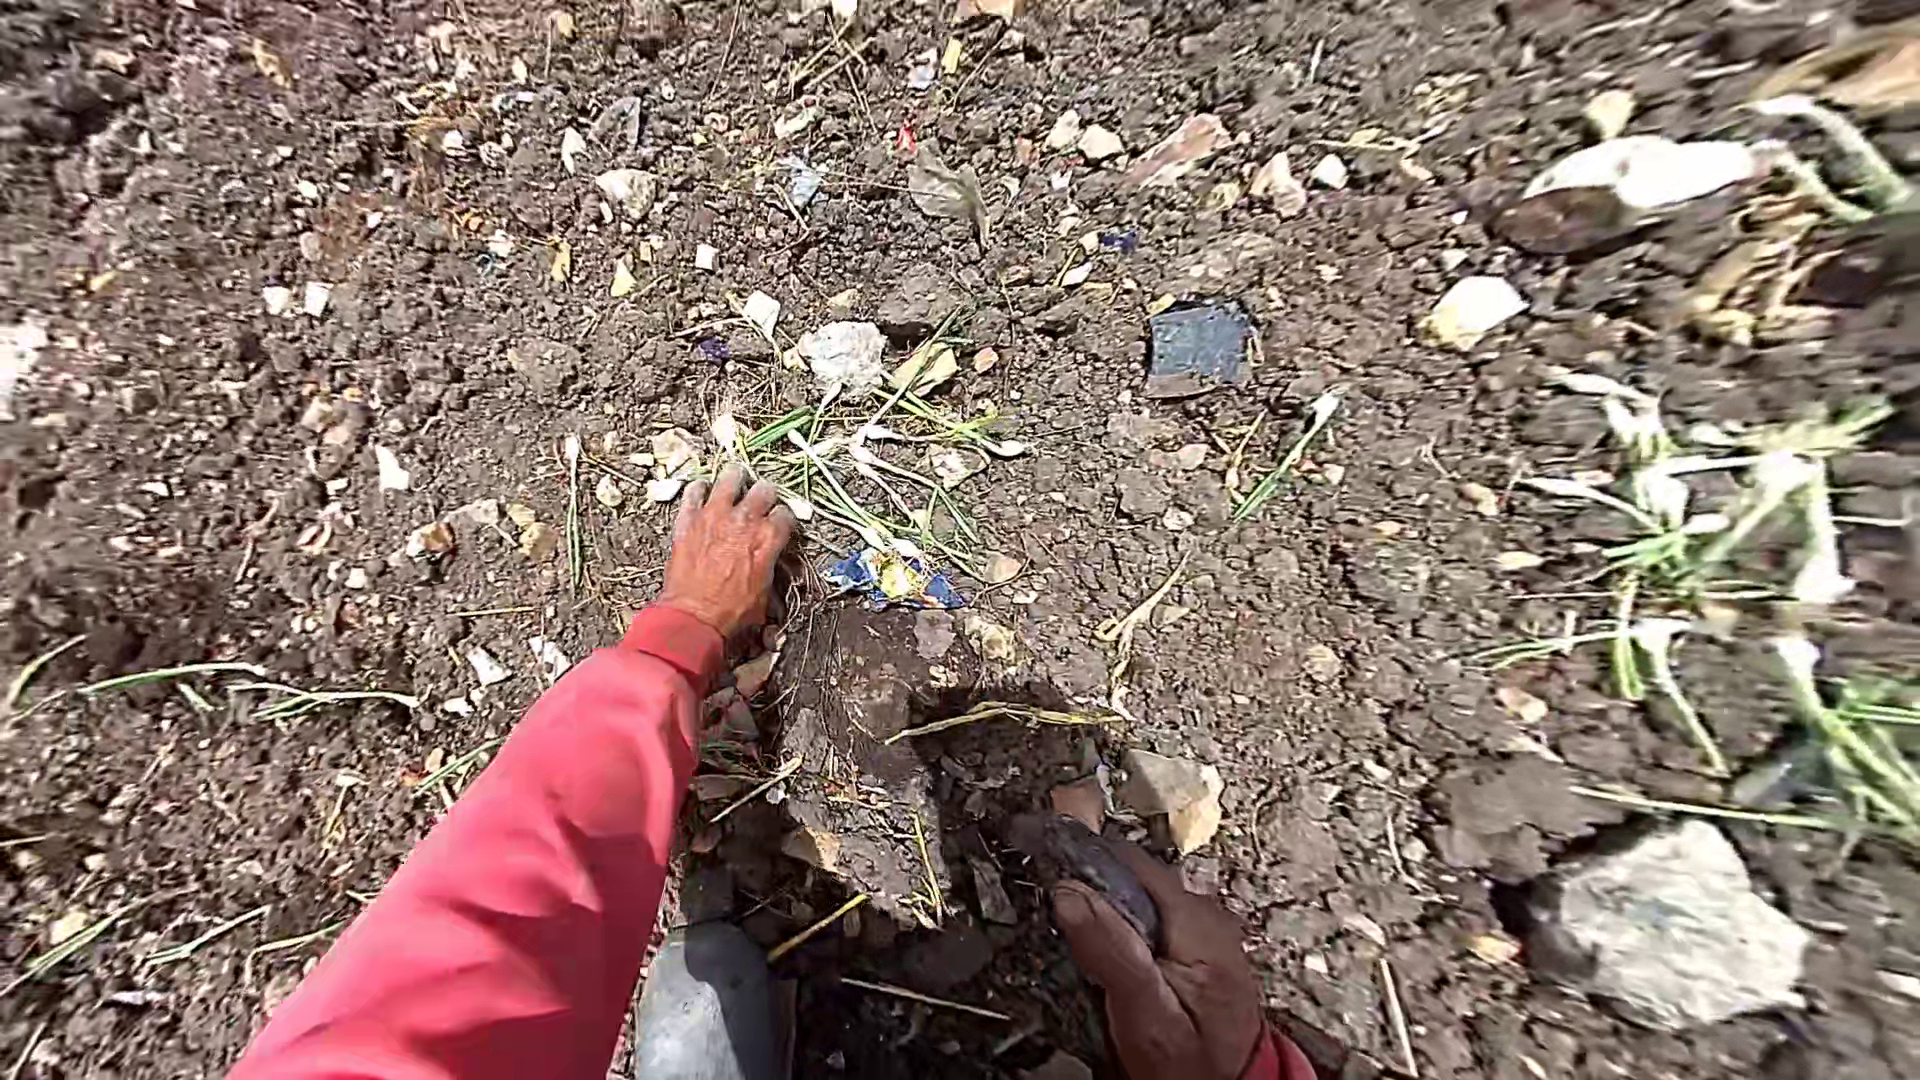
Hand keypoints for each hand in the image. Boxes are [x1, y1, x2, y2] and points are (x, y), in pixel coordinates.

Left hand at [655, 464, 794, 638]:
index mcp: (769, 537)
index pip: (786, 513)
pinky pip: (694, 491)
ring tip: (736, 481)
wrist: (694, 616)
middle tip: (761, 500)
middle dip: (766, 494)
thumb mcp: (765, 593)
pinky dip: (699, 489)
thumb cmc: (732, 610)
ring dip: (736, 479)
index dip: (784, 518)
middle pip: (764, 489)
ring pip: (730, 478)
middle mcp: (745, 519)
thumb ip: (771, 570)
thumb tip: (773, 569)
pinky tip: (703, 492)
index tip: (780, 523)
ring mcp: (714, 515)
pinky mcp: (688, 519)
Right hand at [1052, 844, 1264, 1079]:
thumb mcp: (1146, 1018)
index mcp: (1197, 920)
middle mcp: (1203, 910)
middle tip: (1073, 930)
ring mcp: (1202, 922)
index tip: (1056, 885)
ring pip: (1135, 893)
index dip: (1087, 868)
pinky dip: (1124, 924)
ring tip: (1093, 949)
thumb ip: (1110, 954)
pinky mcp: (1195, 936)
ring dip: (1109, 911)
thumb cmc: (1193, 1069)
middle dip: (1097, 895)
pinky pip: (1146, 912)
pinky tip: (1116, 955)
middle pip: (1130, 874)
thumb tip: (1069, 894)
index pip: (1127, 861)